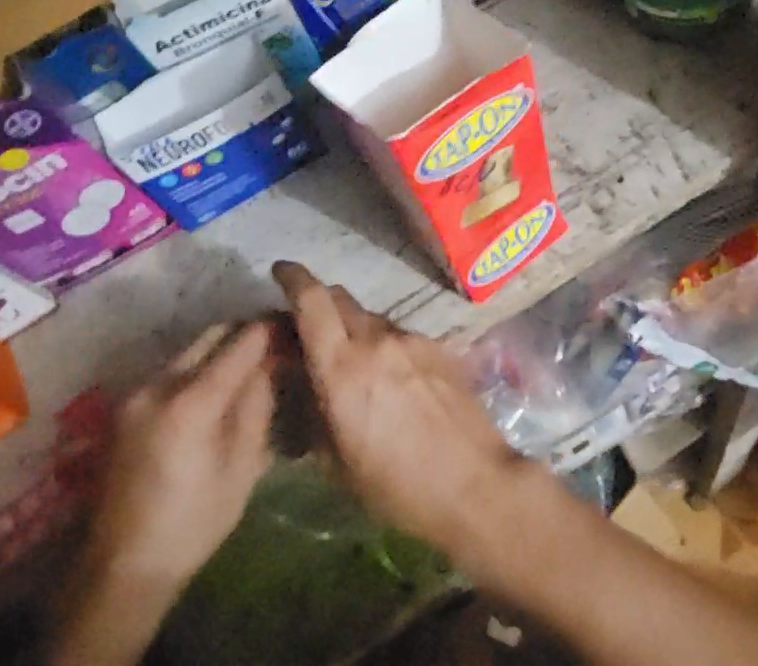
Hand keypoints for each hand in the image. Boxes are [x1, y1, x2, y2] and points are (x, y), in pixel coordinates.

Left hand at [85, 322, 274, 595]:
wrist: (124, 563)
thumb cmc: (194, 522)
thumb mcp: (243, 465)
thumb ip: (259, 404)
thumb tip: (277, 360)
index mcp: (192, 401)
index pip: (244, 340)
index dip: (275, 329)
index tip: (298, 331)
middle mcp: (160, 383)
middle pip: (215, 334)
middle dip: (250, 334)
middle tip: (280, 349)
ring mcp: (139, 391)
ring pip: (194, 349)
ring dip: (226, 349)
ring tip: (256, 370)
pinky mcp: (130, 404)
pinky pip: (177, 368)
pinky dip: (205, 368)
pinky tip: (223, 391)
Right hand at [271, 261, 520, 549]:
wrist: (476, 485)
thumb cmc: (398, 487)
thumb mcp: (337, 464)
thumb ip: (313, 413)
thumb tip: (304, 386)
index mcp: (343, 367)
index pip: (312, 301)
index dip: (293, 278)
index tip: (281, 270)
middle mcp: (378, 341)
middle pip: (341, 300)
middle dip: (320, 304)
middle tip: (310, 328)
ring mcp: (414, 341)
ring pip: (373, 319)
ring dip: (355, 330)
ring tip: (355, 364)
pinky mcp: (442, 350)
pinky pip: (402, 337)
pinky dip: (386, 347)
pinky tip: (394, 380)